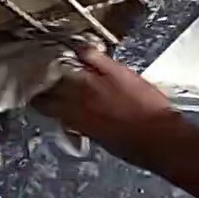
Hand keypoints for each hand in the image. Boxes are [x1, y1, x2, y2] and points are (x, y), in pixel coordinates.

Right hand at [36, 47, 187, 165]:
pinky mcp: (113, 68)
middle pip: (54, 83)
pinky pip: (91, 53)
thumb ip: (82, 124)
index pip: (47, 104)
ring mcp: (96, 80)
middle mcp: (80, 97)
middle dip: (46, 81)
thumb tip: (72, 117)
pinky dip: (83, 50)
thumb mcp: (99, 138)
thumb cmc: (132, 147)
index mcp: (75, 118)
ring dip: (60, 65)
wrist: (161, 138)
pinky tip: (79, 51)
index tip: (37, 97)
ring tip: (58, 63)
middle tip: (43, 78)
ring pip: (67, 67)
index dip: (39, 100)